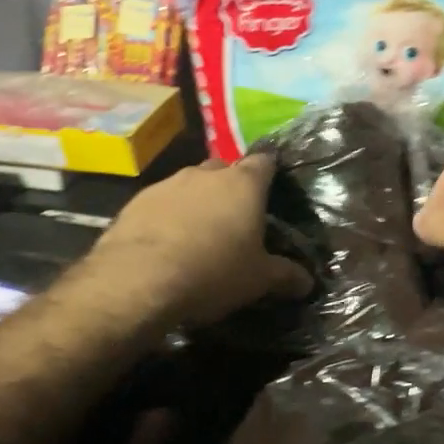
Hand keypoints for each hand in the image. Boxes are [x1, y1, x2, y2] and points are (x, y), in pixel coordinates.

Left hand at [87, 155, 312, 326]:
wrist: (138, 281)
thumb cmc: (213, 272)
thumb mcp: (258, 280)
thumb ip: (285, 276)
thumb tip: (307, 282)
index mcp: (244, 184)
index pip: (264, 161)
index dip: (269, 173)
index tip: (271, 190)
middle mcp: (206, 174)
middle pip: (224, 169)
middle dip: (230, 187)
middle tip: (234, 219)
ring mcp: (168, 183)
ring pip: (190, 183)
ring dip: (196, 201)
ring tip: (196, 234)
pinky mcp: (136, 201)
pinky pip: (160, 202)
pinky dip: (166, 216)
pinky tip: (164, 244)